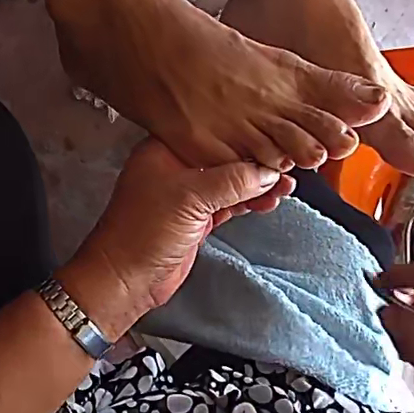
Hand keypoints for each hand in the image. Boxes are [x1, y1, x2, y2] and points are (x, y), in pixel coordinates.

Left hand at [62, 140, 291, 335]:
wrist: (126, 278)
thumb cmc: (142, 231)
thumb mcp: (190, 197)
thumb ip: (231, 180)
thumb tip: (266, 171)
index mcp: (163, 150)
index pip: (210, 134)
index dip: (242, 136)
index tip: (274, 137)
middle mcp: (173, 168)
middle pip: (222, 158)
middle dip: (254, 162)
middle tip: (287, 163)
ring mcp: (184, 195)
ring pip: (227, 183)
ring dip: (255, 185)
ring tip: (286, 185)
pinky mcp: (193, 219)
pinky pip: (227, 204)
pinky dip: (247, 203)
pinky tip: (268, 200)